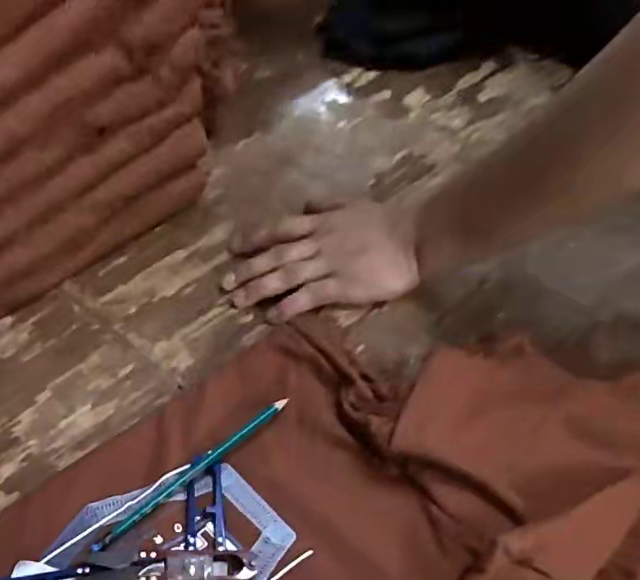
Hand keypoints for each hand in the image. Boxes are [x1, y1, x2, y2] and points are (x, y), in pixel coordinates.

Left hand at [220, 199, 419, 320]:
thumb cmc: (386, 222)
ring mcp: (328, 264)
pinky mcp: (341, 286)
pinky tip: (271, 316)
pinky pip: (308, 296)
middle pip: (275, 255)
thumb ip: (326, 204)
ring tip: (237, 302)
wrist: (415, 239)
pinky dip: (288, 306)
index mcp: (321, 223)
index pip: (280, 228)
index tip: (233, 247)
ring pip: (285, 276)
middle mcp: (318, 242)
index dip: (255, 238)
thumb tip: (303, 203)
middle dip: (248, 269)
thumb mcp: (352, 204)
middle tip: (224, 284)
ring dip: (259, 289)